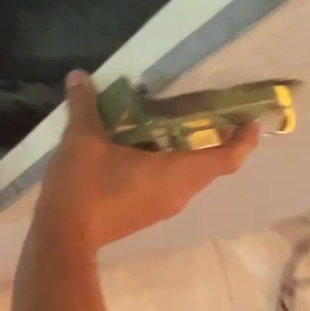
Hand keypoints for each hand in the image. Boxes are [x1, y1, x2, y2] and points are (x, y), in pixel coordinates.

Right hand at [37, 70, 258, 250]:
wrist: (62, 236)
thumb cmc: (84, 186)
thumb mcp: (81, 141)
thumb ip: (84, 107)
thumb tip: (79, 75)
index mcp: (177, 172)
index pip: (228, 157)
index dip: (244, 138)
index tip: (246, 117)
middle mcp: (179, 192)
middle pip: (210, 166)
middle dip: (210, 141)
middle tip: (195, 114)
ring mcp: (161, 208)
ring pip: (187, 178)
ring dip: (183, 155)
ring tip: (161, 130)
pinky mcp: (143, 216)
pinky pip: (167, 187)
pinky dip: (164, 169)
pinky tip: (134, 155)